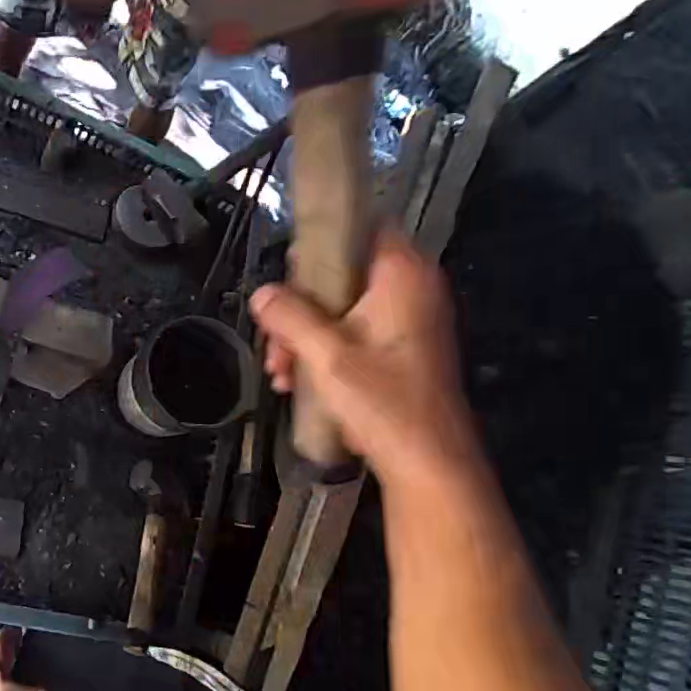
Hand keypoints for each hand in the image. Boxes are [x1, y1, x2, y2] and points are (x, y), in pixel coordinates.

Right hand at [249, 231, 479, 490]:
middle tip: (275, 343)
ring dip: (306, 336)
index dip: (319, 245)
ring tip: (281, 373)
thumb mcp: (326, 357)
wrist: (429, 464)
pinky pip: (356, 334)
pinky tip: (298, 383)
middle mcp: (412, 289)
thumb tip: (261, 293)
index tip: (287, 277)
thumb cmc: (383, 403)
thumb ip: (290, 318)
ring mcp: (409, 322)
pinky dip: (327, 352)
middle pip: (344, 274)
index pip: (361, 227)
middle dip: (300, 308)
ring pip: (344, 309)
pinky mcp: (403, 351)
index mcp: (403, 275)